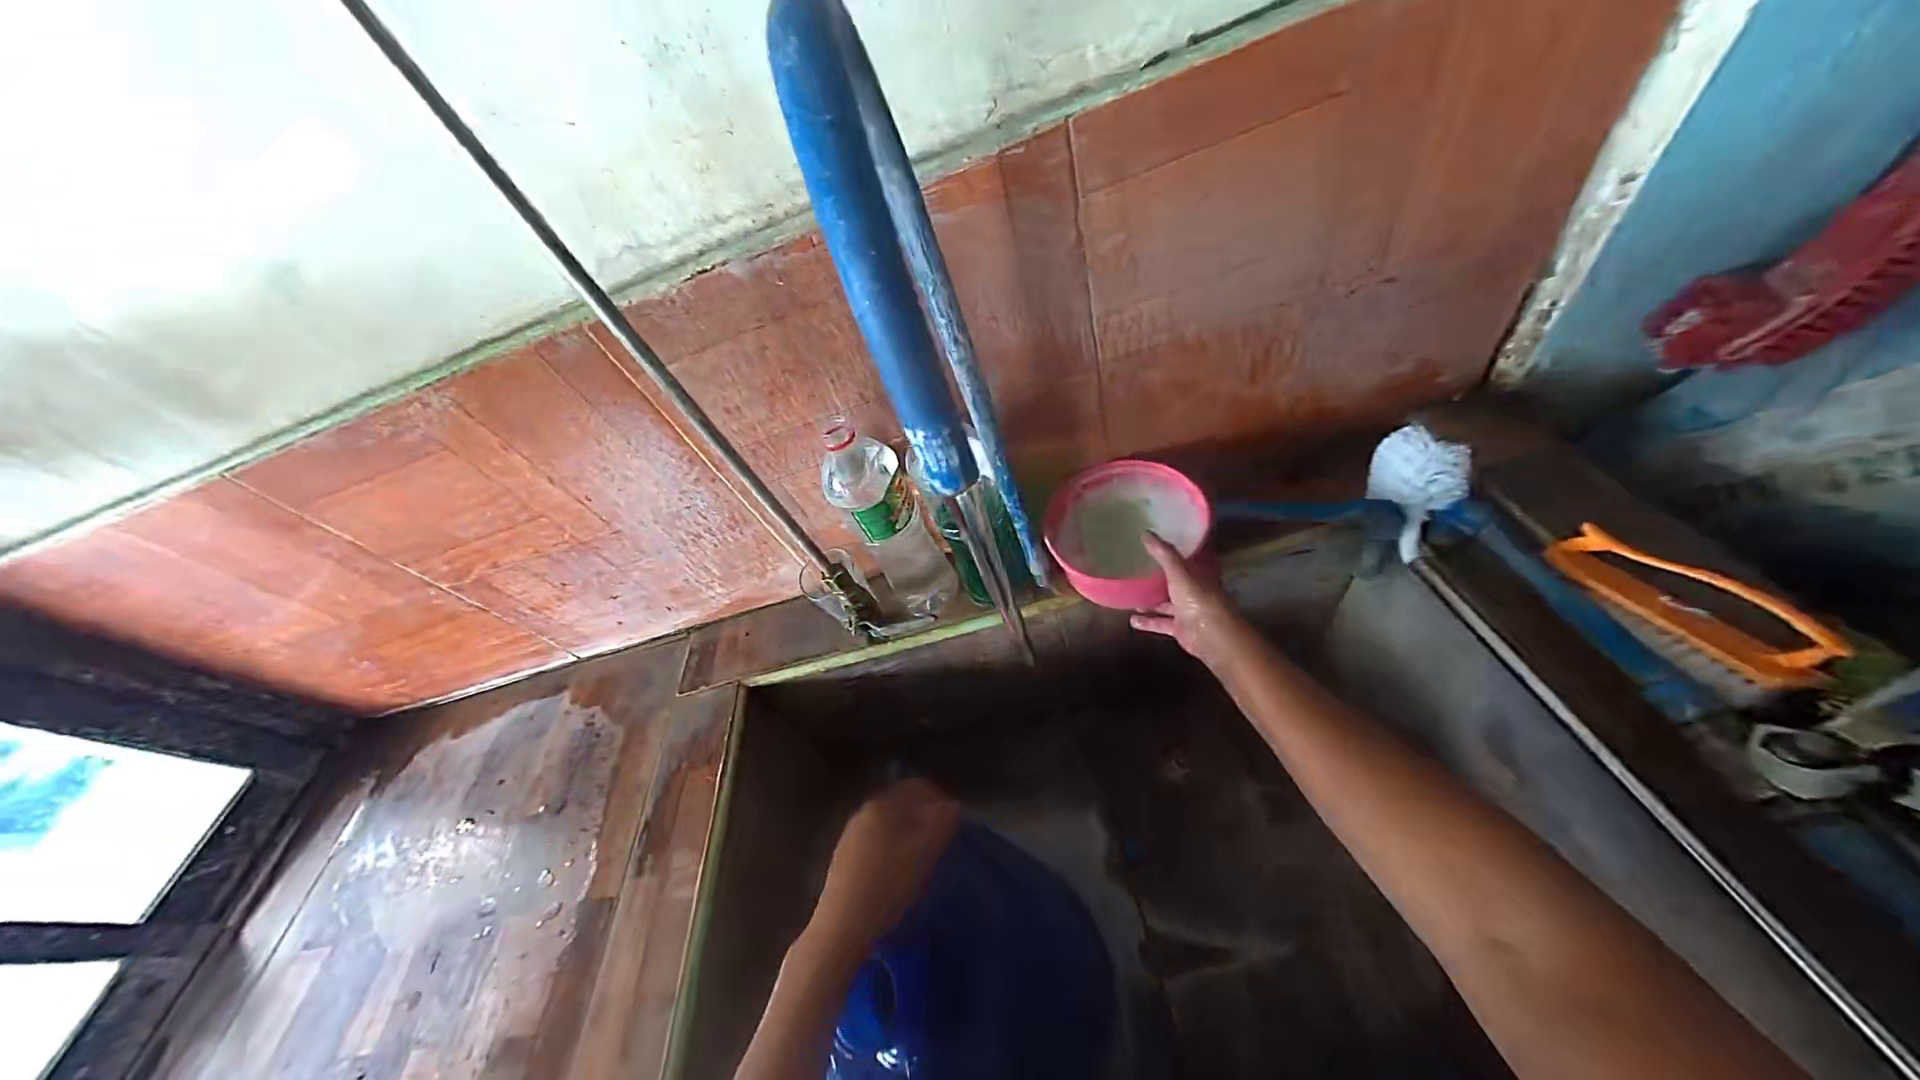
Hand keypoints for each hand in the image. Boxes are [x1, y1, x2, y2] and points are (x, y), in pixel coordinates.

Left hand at [810, 778, 959, 950]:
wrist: (842, 929)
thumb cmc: (887, 887)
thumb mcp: (923, 853)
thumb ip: (941, 822)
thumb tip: (952, 805)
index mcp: (880, 806)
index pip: (916, 788)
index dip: (939, 799)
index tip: (954, 820)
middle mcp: (862, 815)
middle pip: (901, 805)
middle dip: (924, 817)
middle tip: (942, 841)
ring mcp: (850, 837)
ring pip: (889, 825)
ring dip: (909, 834)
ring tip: (924, 860)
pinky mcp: (843, 860)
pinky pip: (876, 843)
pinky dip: (893, 849)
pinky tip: (898, 874)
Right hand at [1129, 532, 1246, 665]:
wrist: (1211, 635)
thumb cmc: (1198, 599)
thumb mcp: (1179, 572)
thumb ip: (1164, 554)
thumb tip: (1146, 533)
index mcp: (1198, 575)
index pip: (1186, 561)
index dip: (1172, 554)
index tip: (1155, 547)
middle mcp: (1194, 592)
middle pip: (1175, 583)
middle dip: (1158, 580)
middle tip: (1137, 572)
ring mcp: (1188, 612)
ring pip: (1166, 605)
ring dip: (1150, 603)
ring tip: (1131, 596)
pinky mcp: (1180, 629)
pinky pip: (1161, 623)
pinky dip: (1148, 622)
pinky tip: (1132, 621)